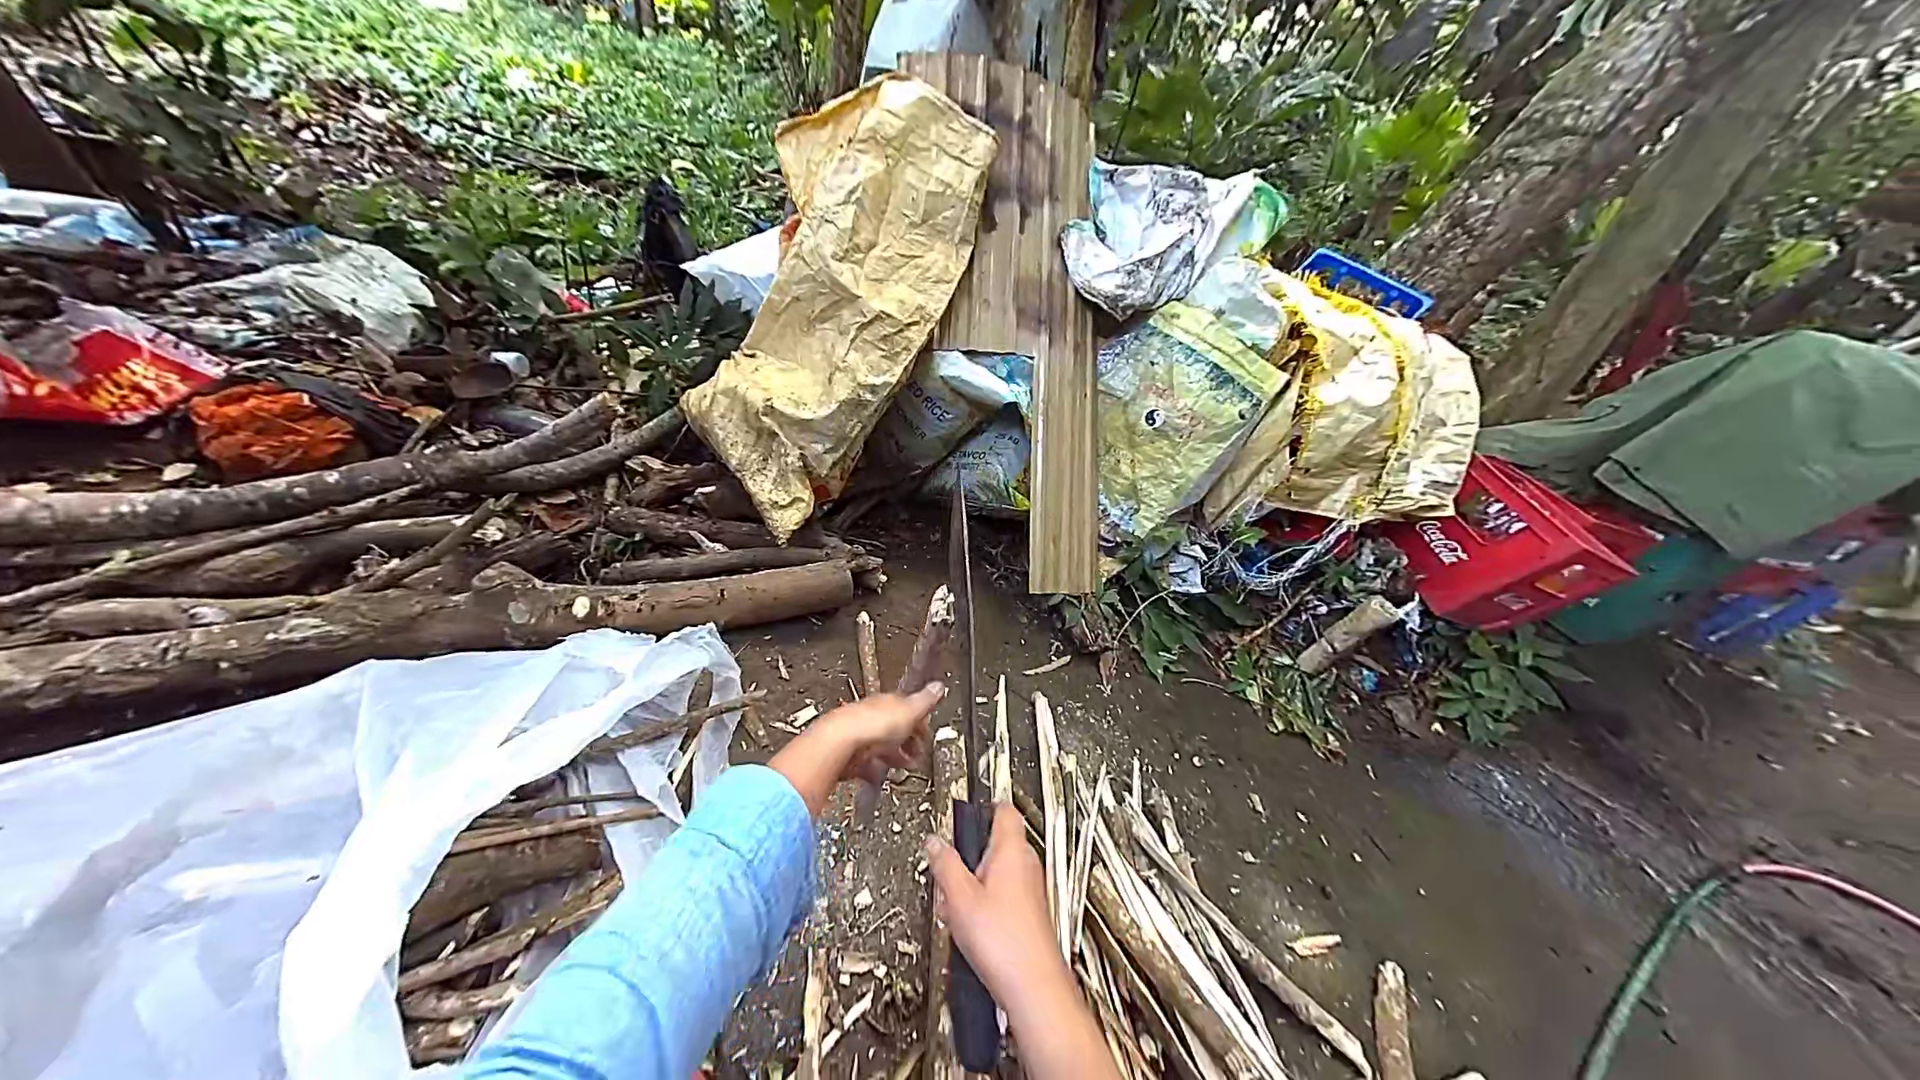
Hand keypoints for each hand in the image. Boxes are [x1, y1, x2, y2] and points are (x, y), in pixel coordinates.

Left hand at [769, 683, 944, 816]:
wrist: (838, 743)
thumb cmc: (870, 725)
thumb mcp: (909, 712)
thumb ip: (924, 702)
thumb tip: (938, 686)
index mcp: (885, 703)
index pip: (906, 708)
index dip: (919, 722)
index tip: (927, 733)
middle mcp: (869, 716)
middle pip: (892, 729)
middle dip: (906, 742)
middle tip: (918, 754)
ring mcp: (857, 737)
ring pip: (879, 747)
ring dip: (893, 757)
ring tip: (903, 768)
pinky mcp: (847, 757)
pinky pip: (865, 764)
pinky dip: (875, 771)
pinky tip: (880, 777)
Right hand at [924, 804, 1063, 1004]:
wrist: (1033, 987)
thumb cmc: (1004, 942)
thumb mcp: (959, 896)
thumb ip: (945, 863)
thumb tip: (935, 842)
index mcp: (1012, 850)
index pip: (1004, 809)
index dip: (986, 803)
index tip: (970, 806)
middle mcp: (1027, 864)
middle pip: (996, 842)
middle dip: (970, 854)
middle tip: (951, 868)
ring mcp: (1031, 888)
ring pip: (997, 870)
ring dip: (974, 881)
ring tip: (956, 904)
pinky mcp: (1030, 912)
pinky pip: (1004, 893)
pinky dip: (985, 901)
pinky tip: (970, 925)